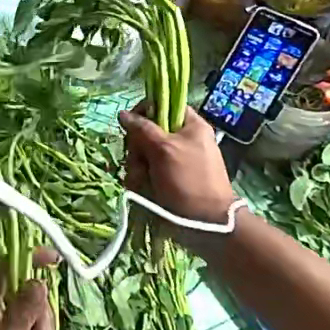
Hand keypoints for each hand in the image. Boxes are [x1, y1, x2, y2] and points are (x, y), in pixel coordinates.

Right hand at [118, 108, 238, 249]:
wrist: (206, 224)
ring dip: (137, 167)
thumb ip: (143, 129)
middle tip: (140, 161)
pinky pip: (147, 171)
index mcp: (191, 125)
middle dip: (138, 148)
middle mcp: (183, 140)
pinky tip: (142, 189)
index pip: (163, 105)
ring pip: (144, 153)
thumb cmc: (189, 181)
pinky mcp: (169, 179)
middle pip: (148, 131)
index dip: (145, 113)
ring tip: (141, 181)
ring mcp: (175, 161)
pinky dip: (141, 179)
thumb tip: (123, 114)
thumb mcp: (164, 150)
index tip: (134, 128)